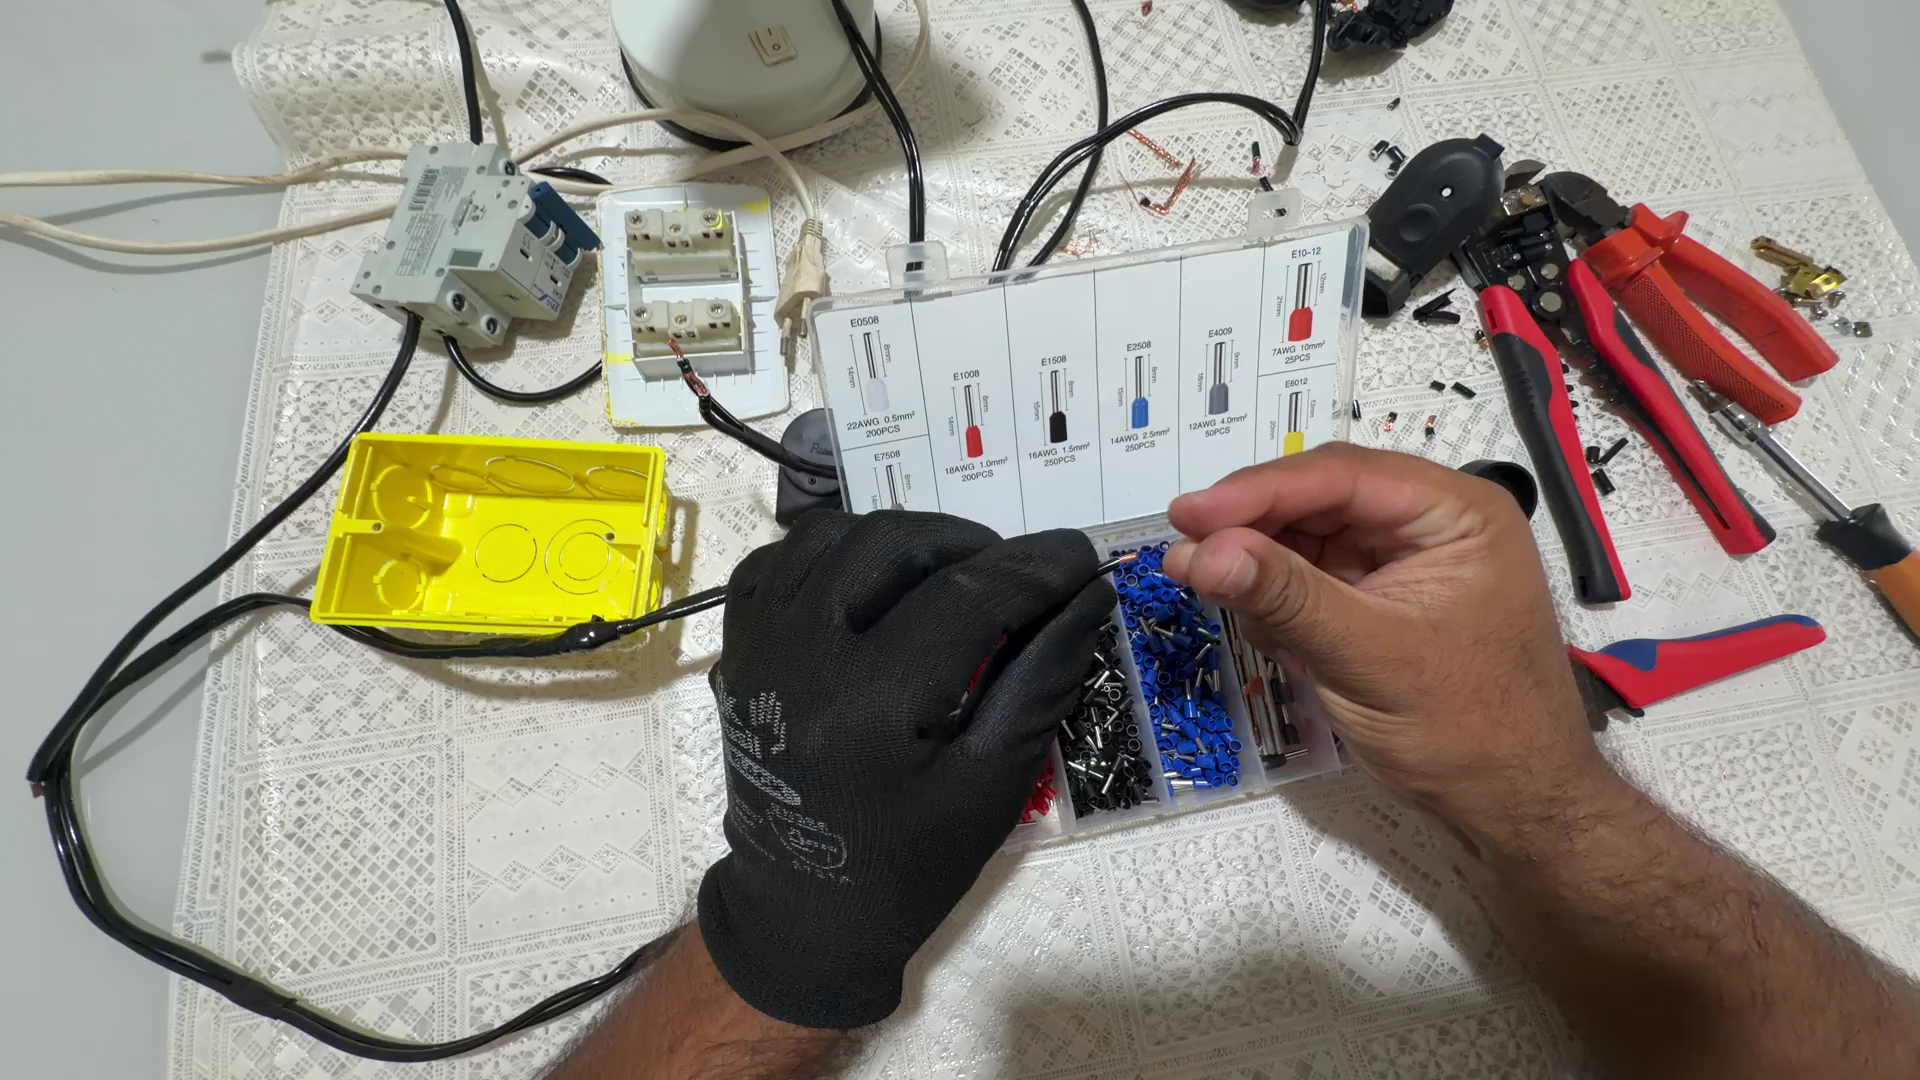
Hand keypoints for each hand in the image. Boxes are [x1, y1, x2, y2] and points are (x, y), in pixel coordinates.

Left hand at [697, 510, 1113, 1028]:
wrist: (801, 910)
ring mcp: (756, 646)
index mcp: (868, 708)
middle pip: (892, 544)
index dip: (1034, 568)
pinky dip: (836, 550)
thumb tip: (1087, 595)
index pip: (964, 597)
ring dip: (904, 538)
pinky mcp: (738, 647)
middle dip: (969, 543)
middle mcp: (799, 658)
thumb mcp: (992, 785)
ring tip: (949, 571)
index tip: (1080, 555)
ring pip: (833, 534)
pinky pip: (782, 558)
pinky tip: (874, 581)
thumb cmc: (908, 865)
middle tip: (1012, 576)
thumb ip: (1041, 680)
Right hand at [1161, 445, 1619, 842]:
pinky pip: (1297, 574)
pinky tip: (1271, 635)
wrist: (1508, 806)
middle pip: (1311, 497)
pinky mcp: (1363, 593)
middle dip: (1247, 526)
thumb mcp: (1369, 657)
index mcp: (1451, 513)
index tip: (1187, 514)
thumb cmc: (1465, 730)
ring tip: (1214, 594)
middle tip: (1184, 552)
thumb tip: (1197, 553)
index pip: (1339, 477)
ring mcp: (1389, 558)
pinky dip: (1268, 598)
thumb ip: (1284, 598)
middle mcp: (1419, 521)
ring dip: (1252, 565)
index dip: (1255, 491)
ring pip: (1296, 535)